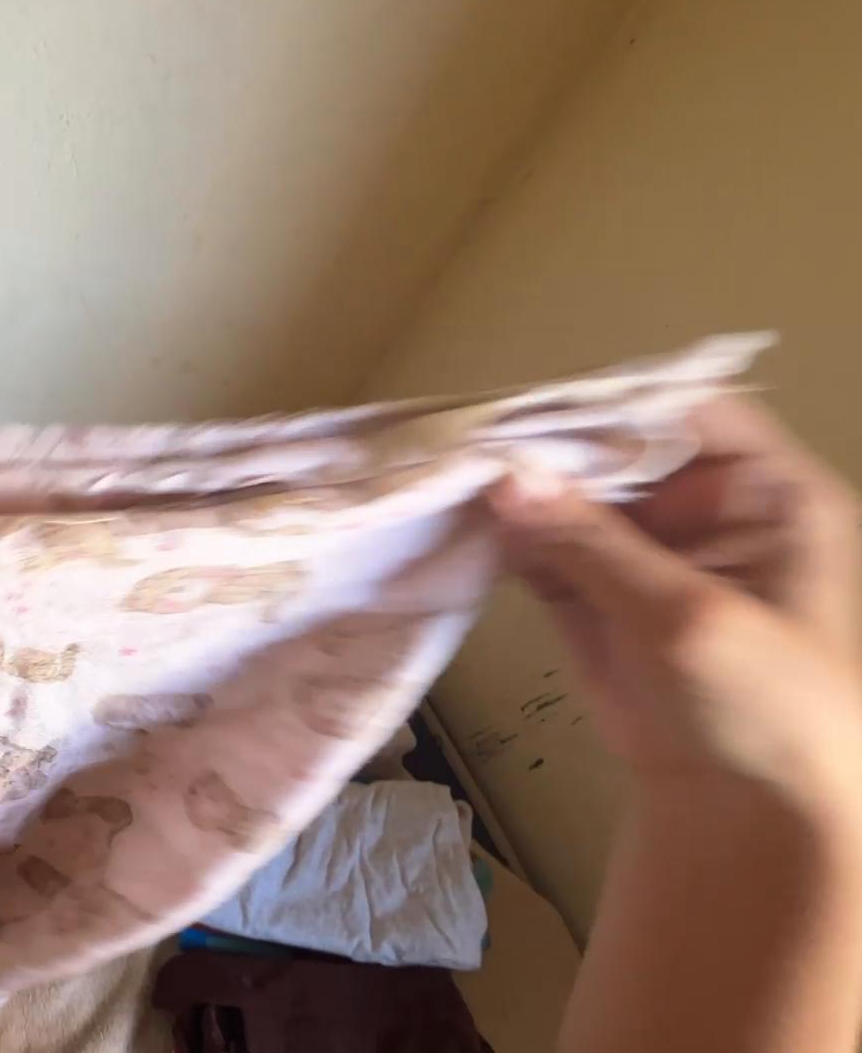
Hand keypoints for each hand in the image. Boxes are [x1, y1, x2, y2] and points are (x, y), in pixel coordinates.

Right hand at [487, 397, 861, 811]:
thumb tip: (504, 477)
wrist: (736, 797)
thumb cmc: (759, 701)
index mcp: (756, 495)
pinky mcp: (577, 583)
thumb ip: (593, 541)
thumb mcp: (684, 613)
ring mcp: (628, 547)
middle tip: (463, 448)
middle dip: (538, 449)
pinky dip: (492, 532)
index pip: (683, 414)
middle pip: (605, 450)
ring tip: (443, 482)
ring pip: (557, 495)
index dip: (612, 405)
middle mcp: (690, 508)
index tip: (529, 414)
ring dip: (505, 491)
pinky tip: (454, 524)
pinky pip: (528, 540)